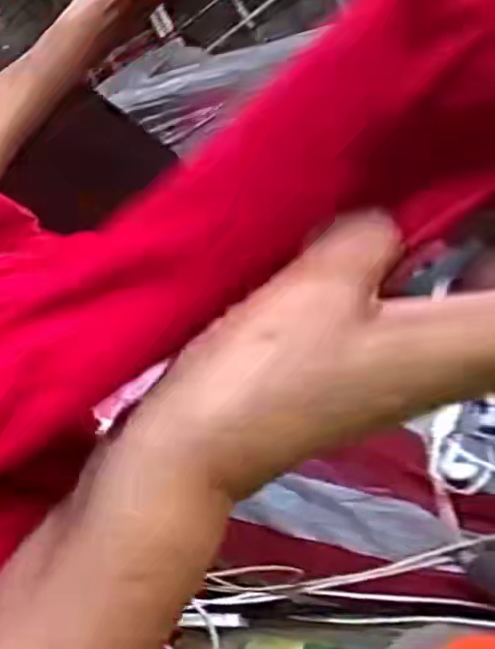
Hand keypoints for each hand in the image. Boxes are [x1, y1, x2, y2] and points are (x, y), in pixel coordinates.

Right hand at [124, 211, 494, 500]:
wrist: (185, 456)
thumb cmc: (255, 378)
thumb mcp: (308, 289)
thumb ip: (362, 234)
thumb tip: (369, 223)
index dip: (480, 221)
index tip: (441, 192)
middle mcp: (482, 356)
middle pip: (485, 279)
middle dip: (461, 238)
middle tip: (411, 204)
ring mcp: (424, 374)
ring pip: (459, 294)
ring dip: (425, 259)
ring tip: (371, 228)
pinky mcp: (371, 381)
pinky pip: (416, 315)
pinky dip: (393, 287)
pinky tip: (344, 271)